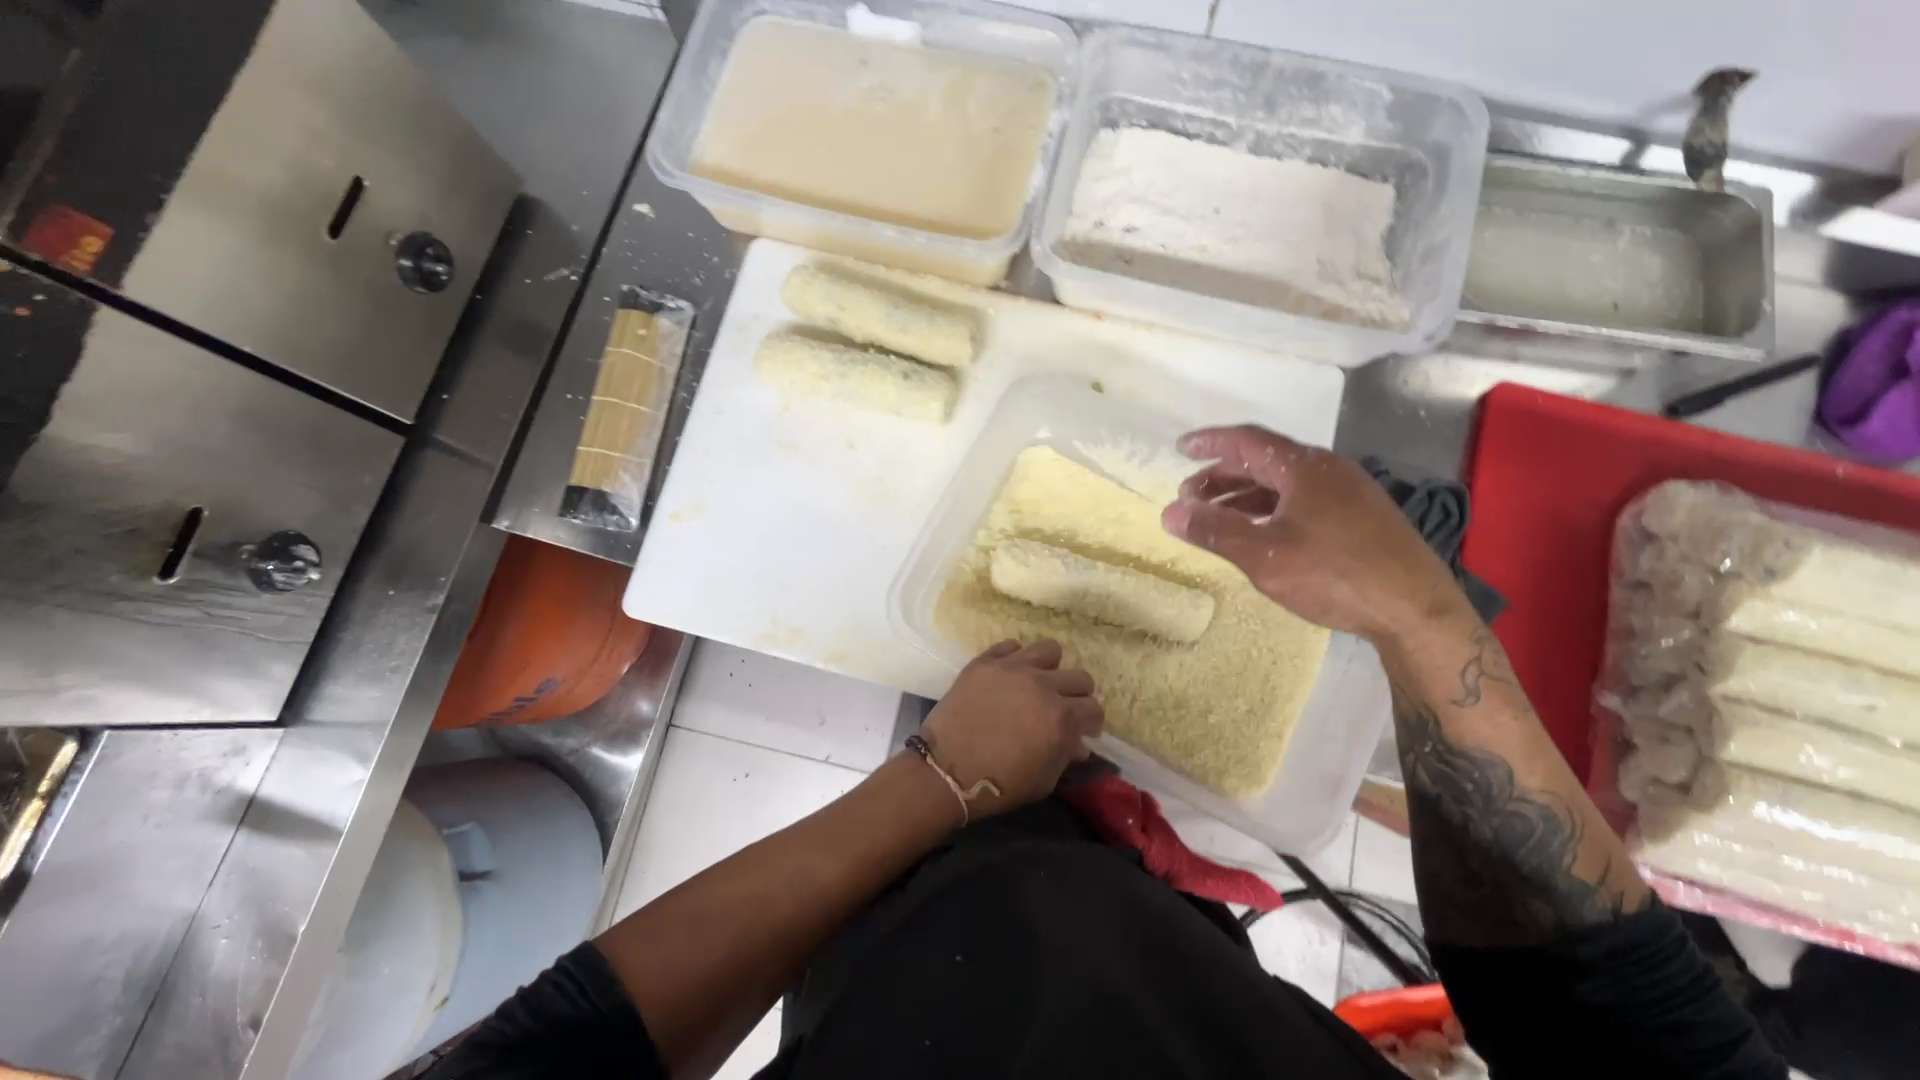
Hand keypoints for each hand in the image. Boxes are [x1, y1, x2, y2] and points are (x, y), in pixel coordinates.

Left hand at [919, 639, 1102, 819]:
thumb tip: (1078, 743)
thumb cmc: (999, 785)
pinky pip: (1011, 646)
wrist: (944, 772)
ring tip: (1038, 684)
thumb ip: (1065, 756)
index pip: (1094, 709)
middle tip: (1062, 708)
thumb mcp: (1044, 781)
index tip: (1083, 731)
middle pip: (1079, 677)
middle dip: (1077, 696)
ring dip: (1050, 668)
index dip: (1091, 723)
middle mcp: (1042, 686)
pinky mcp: (984, 663)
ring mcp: (1012, 669)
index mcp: (1062, 717)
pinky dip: (1016, 659)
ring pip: (1049, 650)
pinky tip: (1009, 676)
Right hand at [1160, 425, 1465, 643]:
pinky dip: (1272, 508)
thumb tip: (1170, 512)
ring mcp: (1350, 493)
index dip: (1210, 442)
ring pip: (1286, 483)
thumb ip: (1215, 531)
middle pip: (1265, 461)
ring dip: (1246, 495)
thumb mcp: (1263, 555)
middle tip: (1190, 495)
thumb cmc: (1334, 575)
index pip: (1247, 440)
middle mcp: (1328, 470)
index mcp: (1304, 467)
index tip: (1181, 448)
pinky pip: (1304, 500)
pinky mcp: (1362, 518)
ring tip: (1218, 517)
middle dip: (1223, 475)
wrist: (1415, 608)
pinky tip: (1263, 533)